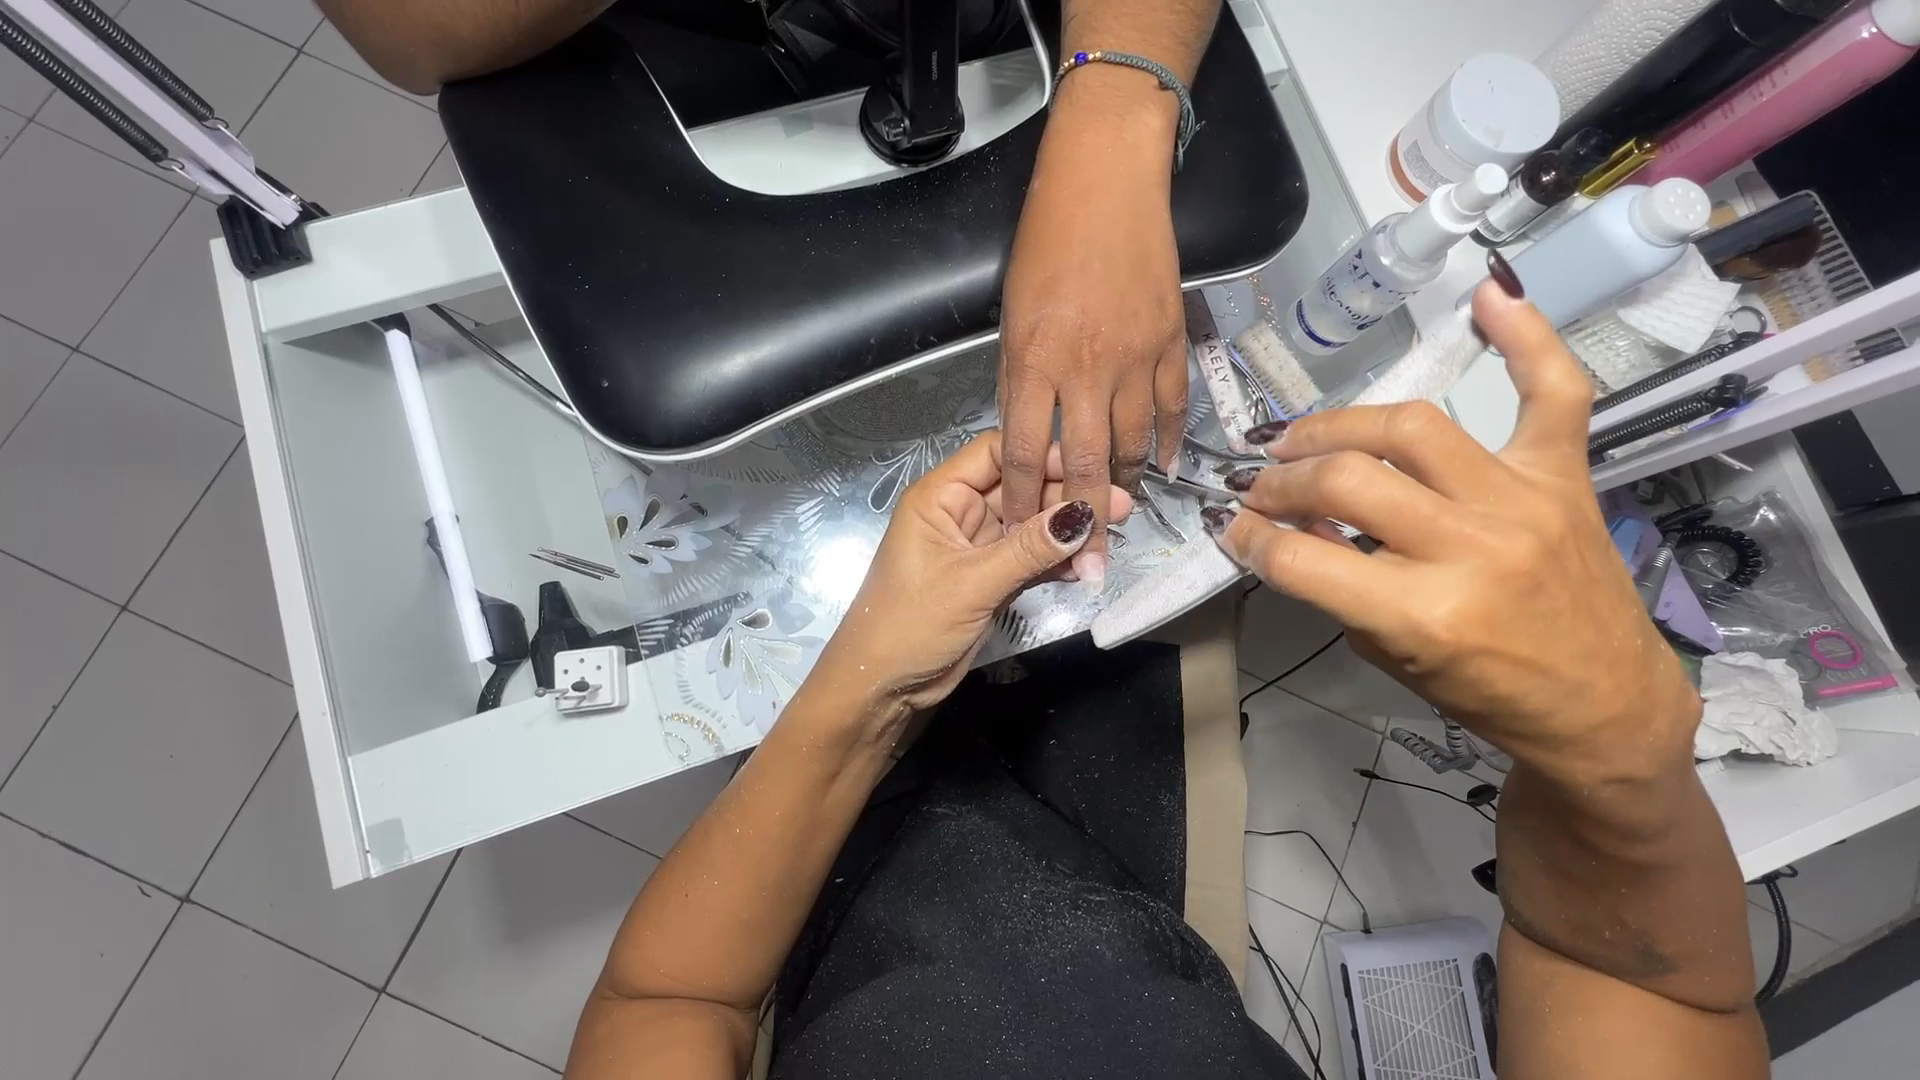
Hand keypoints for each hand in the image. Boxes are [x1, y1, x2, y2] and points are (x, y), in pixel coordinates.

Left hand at [805, 433, 1133, 726]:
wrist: (883, 690)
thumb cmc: (910, 625)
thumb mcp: (971, 583)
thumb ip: (1029, 549)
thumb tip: (1086, 513)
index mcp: (939, 496)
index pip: (995, 453)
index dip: (1040, 455)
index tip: (1088, 465)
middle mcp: (960, 512)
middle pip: (1021, 488)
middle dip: (1066, 499)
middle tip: (1119, 508)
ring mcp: (977, 546)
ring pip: (1031, 526)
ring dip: (1067, 534)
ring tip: (1112, 537)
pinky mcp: (991, 578)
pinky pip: (1031, 559)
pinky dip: (1057, 563)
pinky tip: (1088, 566)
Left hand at [998, 66, 1188, 589]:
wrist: (1107, 180)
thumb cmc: (1045, 242)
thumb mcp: (1012, 316)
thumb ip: (1019, 379)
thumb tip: (1026, 432)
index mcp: (1033, 361)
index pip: (1022, 452)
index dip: (1022, 502)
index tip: (1022, 536)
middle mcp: (1085, 369)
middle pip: (1083, 463)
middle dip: (1083, 519)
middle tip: (1091, 561)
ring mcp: (1135, 358)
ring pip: (1133, 442)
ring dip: (1125, 483)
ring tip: (1119, 512)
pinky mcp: (1171, 343)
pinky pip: (1172, 409)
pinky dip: (1168, 441)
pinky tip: (1163, 466)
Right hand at [1210, 278, 1699, 784]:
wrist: (1603, 705)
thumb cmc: (1486, 695)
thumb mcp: (1387, 653)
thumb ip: (1333, 584)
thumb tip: (1286, 523)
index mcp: (1423, 614)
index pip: (1300, 558)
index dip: (1247, 539)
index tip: (1229, 528)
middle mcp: (1472, 548)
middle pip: (1345, 480)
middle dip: (1279, 482)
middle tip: (1258, 488)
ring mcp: (1524, 502)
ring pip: (1410, 428)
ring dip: (1337, 426)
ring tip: (1302, 438)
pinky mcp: (1565, 478)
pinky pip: (1555, 393)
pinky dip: (1527, 340)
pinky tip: (1488, 298)